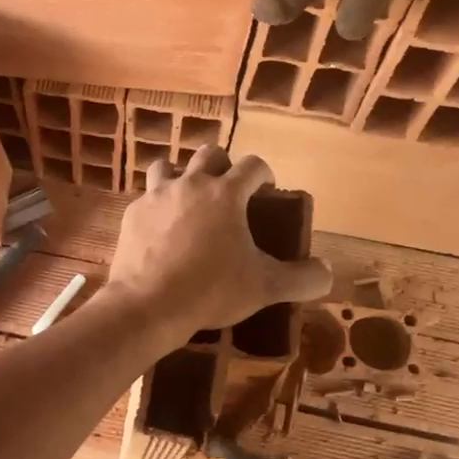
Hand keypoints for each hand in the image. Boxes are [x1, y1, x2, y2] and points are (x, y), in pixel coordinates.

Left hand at [103, 146, 331, 341]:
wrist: (149, 305)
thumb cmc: (212, 290)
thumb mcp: (266, 288)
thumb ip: (303, 278)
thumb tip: (327, 272)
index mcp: (226, 193)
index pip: (253, 165)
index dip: (264, 174)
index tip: (268, 190)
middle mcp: (190, 184)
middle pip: (209, 154)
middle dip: (223, 165)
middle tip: (230, 191)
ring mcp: (156, 197)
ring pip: (168, 166)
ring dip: (181, 175)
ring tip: (189, 200)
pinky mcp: (132, 215)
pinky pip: (145, 199)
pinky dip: (156, 207)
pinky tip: (160, 230)